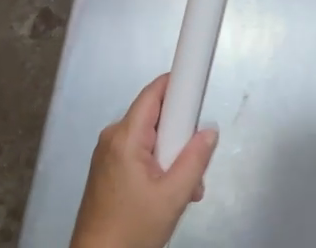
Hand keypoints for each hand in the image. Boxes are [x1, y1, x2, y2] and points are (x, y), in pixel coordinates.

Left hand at [70, 74, 218, 247]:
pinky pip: (138, 154)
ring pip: (149, 139)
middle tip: (195, 170)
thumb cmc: (132, 228)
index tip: (199, 93)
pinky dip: (156, 167)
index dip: (178, 86)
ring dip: (170, 158)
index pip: (154, 92)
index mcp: (125, 136)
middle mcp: (113, 137)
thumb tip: (209, 130)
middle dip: (180, 138)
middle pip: (155, 118)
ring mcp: (107, 154)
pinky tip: (165, 196)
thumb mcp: (173, 197)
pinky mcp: (106, 170)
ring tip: (182, 193)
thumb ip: (195, 160)